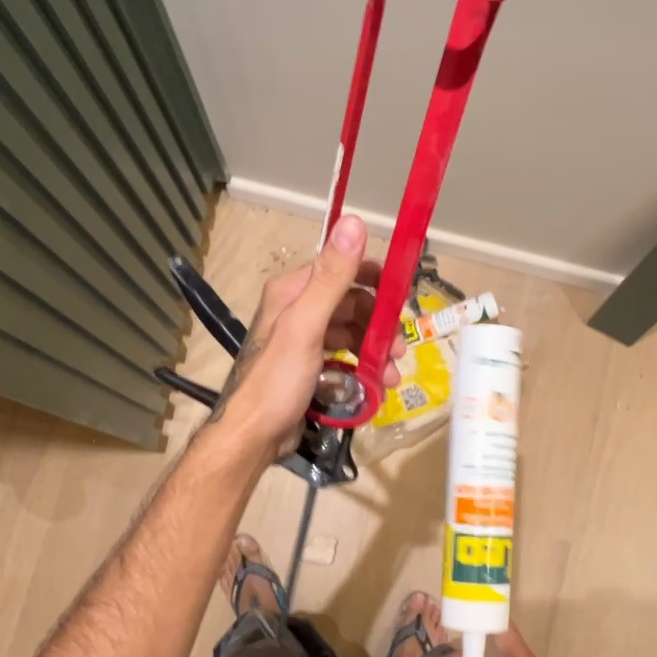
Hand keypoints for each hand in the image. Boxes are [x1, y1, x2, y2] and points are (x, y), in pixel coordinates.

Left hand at [213, 215, 402, 456]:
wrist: (254, 435)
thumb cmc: (277, 379)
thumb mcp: (306, 325)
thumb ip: (332, 277)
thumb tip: (353, 221)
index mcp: (292, 292)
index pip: (341, 269)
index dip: (374, 280)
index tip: (402, 298)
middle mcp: (297, 311)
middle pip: (351, 305)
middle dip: (380, 324)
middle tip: (400, 349)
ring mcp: (303, 341)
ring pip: (351, 334)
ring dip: (375, 351)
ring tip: (391, 376)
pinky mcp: (309, 369)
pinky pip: (344, 359)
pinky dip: (362, 369)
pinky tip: (375, 386)